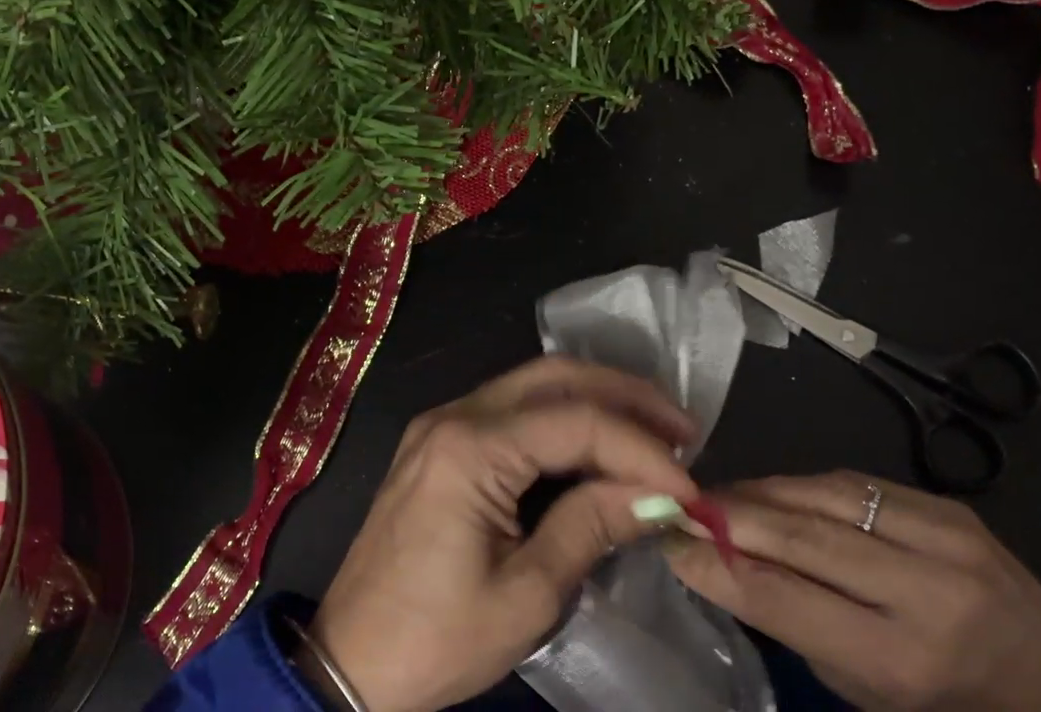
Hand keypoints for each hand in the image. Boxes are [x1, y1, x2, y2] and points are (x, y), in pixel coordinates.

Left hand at [308, 359, 699, 711]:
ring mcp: (440, 426)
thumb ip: (592, 526)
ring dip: (595, 401)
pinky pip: (510, 410)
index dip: (642, 449)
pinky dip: (561, 420)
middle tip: (684, 432)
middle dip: (625, 396)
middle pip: (554, 378)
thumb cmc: (438, 638)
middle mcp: (453, 417)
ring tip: (654, 435)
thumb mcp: (528, 593)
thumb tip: (661, 494)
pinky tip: (597, 445)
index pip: (577, 422)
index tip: (690, 489)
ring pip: (532, 386)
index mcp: (469, 449)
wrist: (350, 663)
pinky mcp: (437, 445)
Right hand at [664, 471, 1040, 711]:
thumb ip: (789, 620)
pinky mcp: (950, 506)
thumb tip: (712, 559)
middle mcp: (929, 590)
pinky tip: (775, 492)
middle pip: (801, 534)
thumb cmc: (939, 705)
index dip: (718, 564)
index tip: (670, 539)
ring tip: (720, 494)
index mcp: (904, 659)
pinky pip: (854, 482)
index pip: (785, 597)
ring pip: (823, 494)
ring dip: (761, 490)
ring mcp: (946, 538)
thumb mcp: (859, 687)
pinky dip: (803, 485)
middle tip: (682, 503)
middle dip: (730, 514)